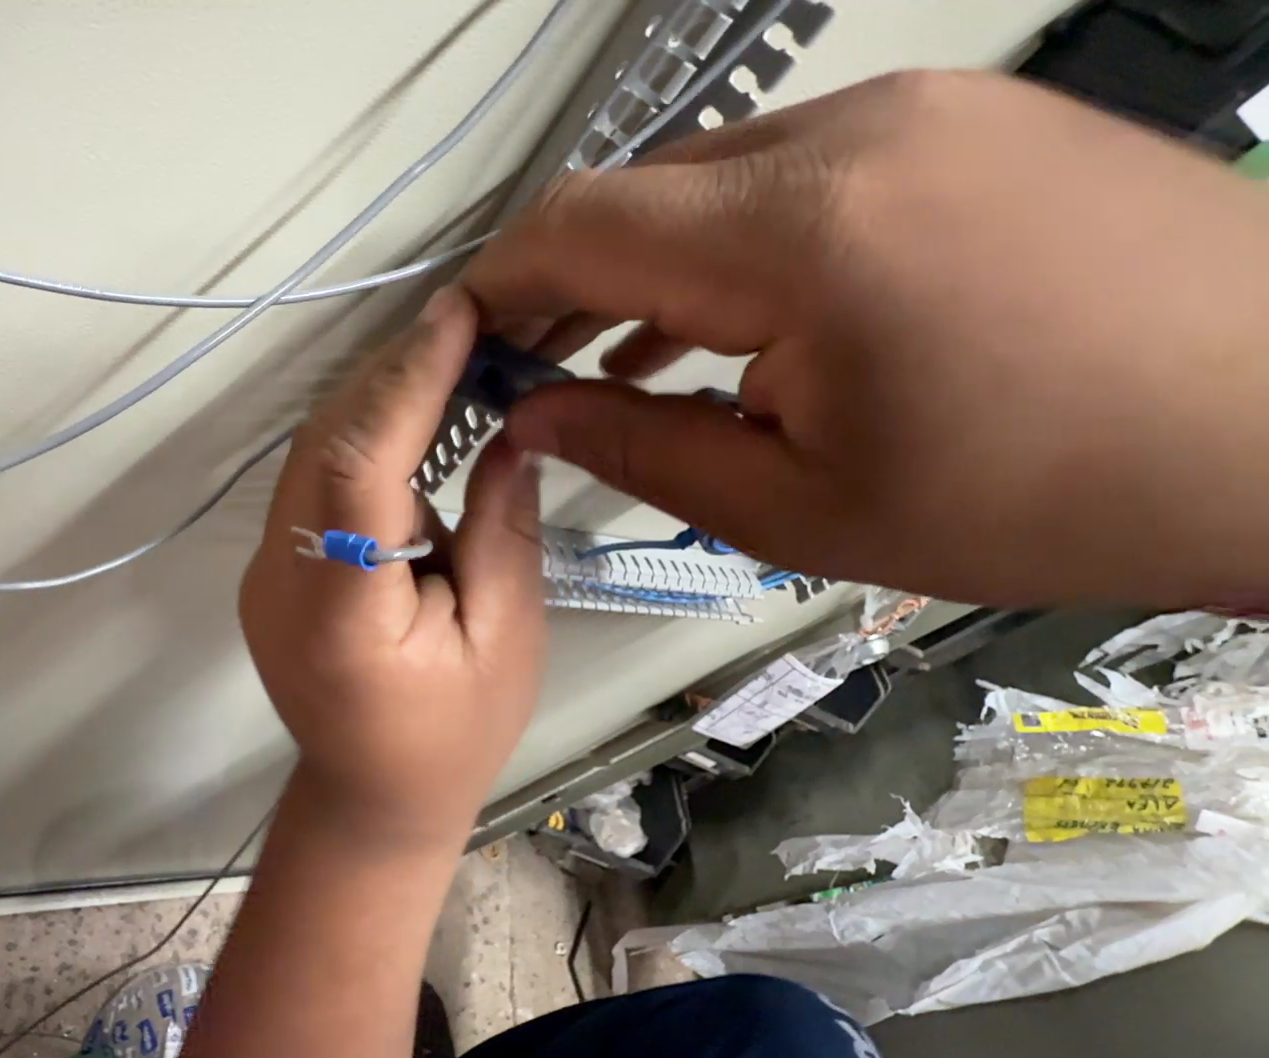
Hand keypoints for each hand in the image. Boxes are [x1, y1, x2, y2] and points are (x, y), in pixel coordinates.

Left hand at [240, 285, 542, 845]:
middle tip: (460, 321)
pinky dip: (357, 437)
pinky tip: (406, 416)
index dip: (405, 385)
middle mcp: (280, 580)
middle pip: (322, 447)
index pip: (359, 471)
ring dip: (373, 398)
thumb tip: (508, 431)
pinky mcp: (268, 569)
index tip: (453, 316)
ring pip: (308, 455)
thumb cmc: (452, 737)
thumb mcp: (505, 642)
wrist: (369, 796)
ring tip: (443, 354)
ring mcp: (263, 573)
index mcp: (342, 613)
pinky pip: (308, 482)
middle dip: (390, 375)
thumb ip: (500, 532)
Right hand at [462, 70, 1268, 610]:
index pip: (581, 227)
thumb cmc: (1035, 497)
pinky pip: (785, 174)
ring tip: (600, 356)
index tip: (460, 344)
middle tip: (522, 366)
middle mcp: (846, 132)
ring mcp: (911, 111)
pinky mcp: (956, 121)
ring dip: (635, 265)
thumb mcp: (796, 508)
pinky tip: (709, 323)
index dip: (498, 283)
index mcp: (800, 232)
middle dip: (557, 278)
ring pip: (704, 180)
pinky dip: (718, 248)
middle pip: (633, 192)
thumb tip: (529, 417)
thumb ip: (635, 450)